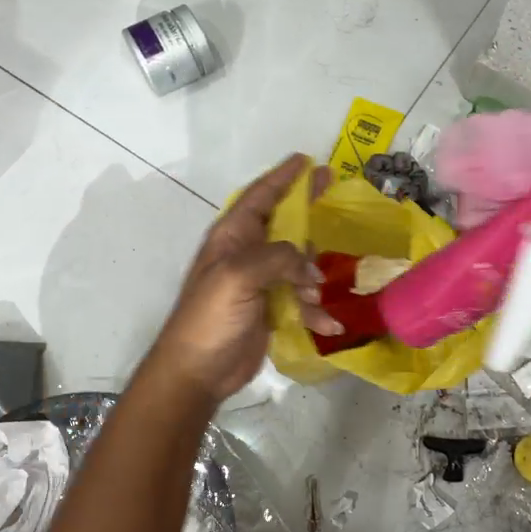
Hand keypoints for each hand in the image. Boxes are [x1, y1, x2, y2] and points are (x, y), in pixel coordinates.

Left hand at [142, 154, 341, 401]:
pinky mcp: (271, 310)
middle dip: (307, 210)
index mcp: (232, 238)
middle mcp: (246, 254)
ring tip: (315, 292)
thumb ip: (277, 258)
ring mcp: (259, 283)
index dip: (282, 177)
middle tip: (333, 189)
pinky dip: (315, 311)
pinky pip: (302, 301)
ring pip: (298, 264)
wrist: (197, 371)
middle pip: (284, 223)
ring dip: (312, 277)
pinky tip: (327, 325)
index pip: (259, 197)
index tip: (305, 160)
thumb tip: (309, 268)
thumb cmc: (209, 318)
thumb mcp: (238, 276)